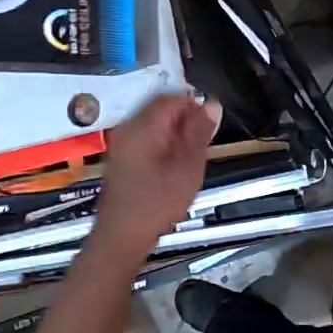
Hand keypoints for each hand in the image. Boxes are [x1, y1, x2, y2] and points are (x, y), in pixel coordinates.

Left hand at [95, 93, 221, 253]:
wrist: (123, 235)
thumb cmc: (157, 202)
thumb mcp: (188, 166)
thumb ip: (200, 132)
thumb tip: (211, 105)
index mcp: (142, 126)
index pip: (171, 98)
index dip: (194, 105)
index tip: (210, 124)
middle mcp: (127, 129)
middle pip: (160, 109)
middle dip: (185, 121)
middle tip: (203, 143)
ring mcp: (121, 144)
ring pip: (154, 125)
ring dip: (176, 134)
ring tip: (191, 157)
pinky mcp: (121, 160)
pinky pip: (146, 140)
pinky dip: (163, 146)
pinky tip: (173, 166)